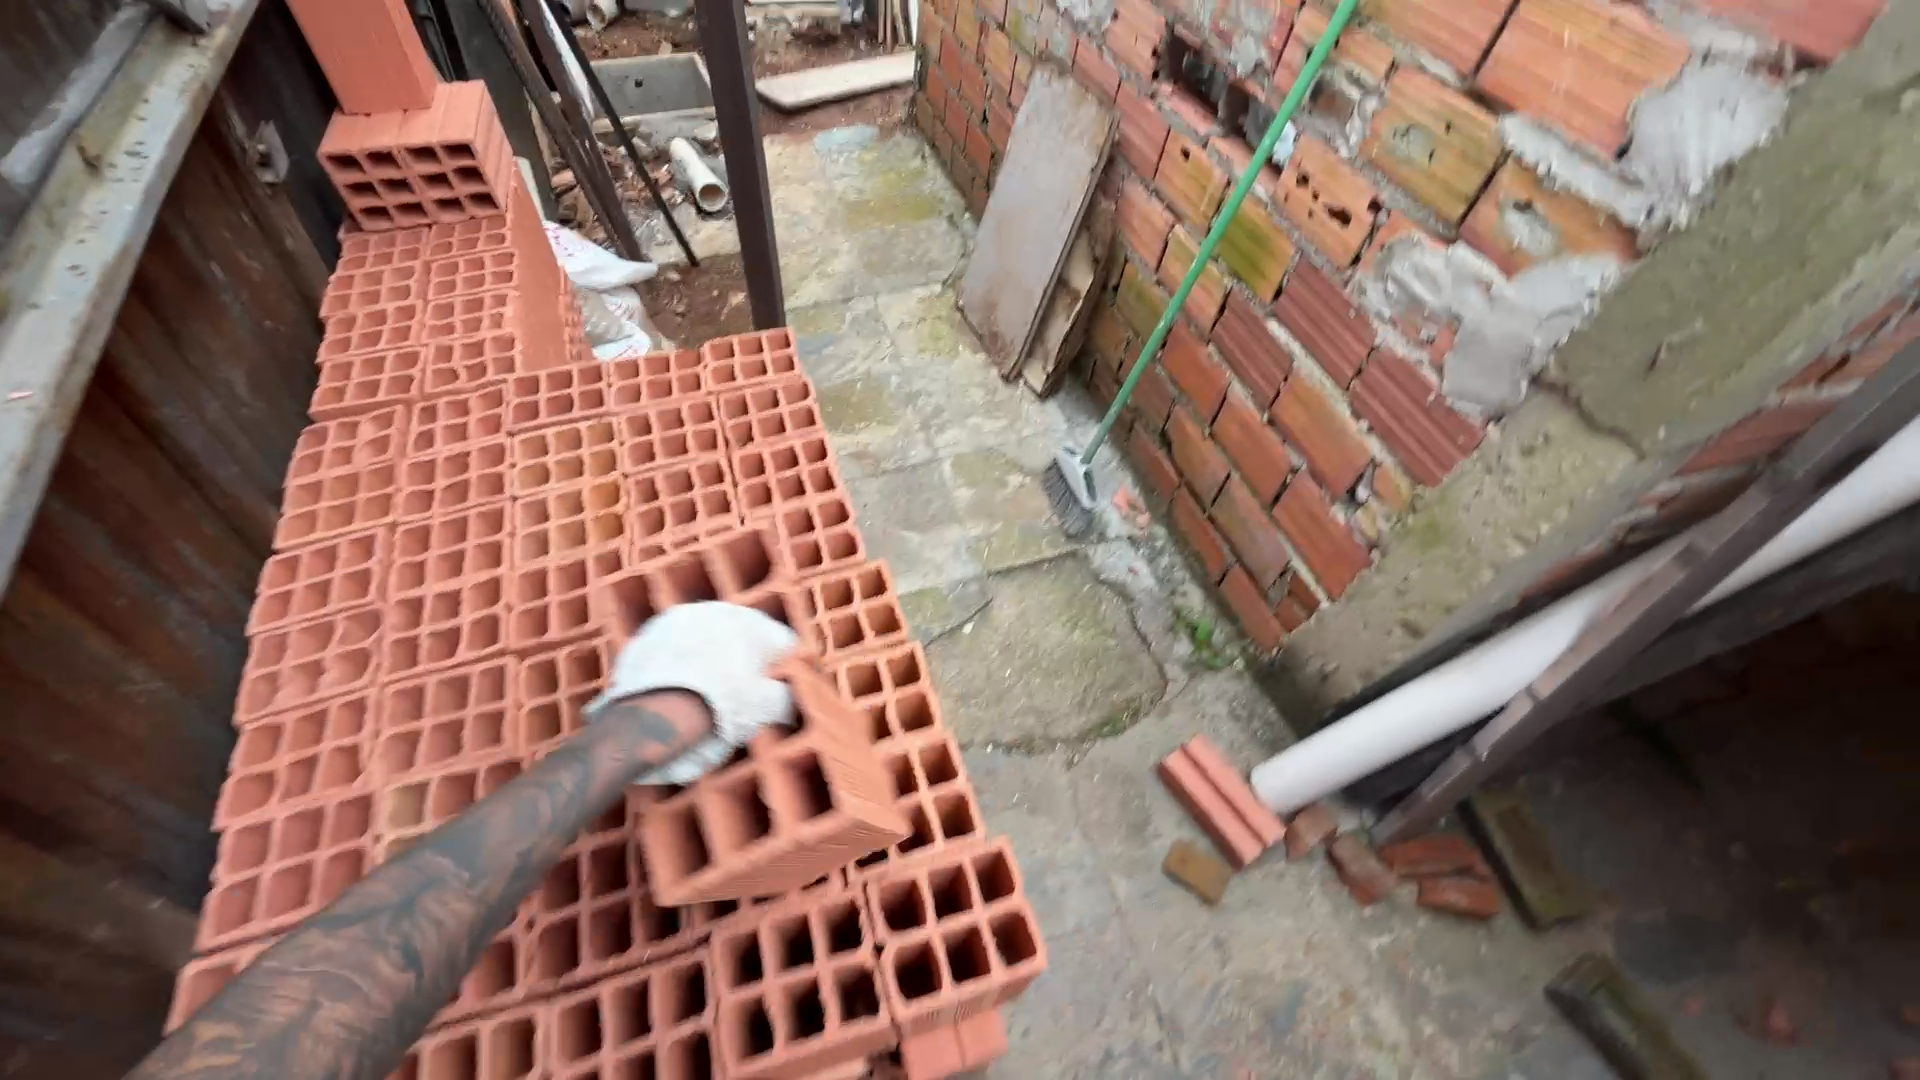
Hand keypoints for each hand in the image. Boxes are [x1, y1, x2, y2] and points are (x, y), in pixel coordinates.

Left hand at [584, 601, 800, 784]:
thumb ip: (788, 697)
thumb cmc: (722, 708)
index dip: (786, 669)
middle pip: (744, 637)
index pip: (783, 642)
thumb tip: (793, 697)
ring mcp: (680, 619)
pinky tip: (681, 689)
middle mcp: (718, 610)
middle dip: (747, 661)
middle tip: (743, 694)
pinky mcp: (649, 635)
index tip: (780, 691)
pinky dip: (683, 663)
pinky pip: (676, 648)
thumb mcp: (768, 708)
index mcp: (754, 623)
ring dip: (714, 658)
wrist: (655, 717)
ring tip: (709, 691)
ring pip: (708, 639)